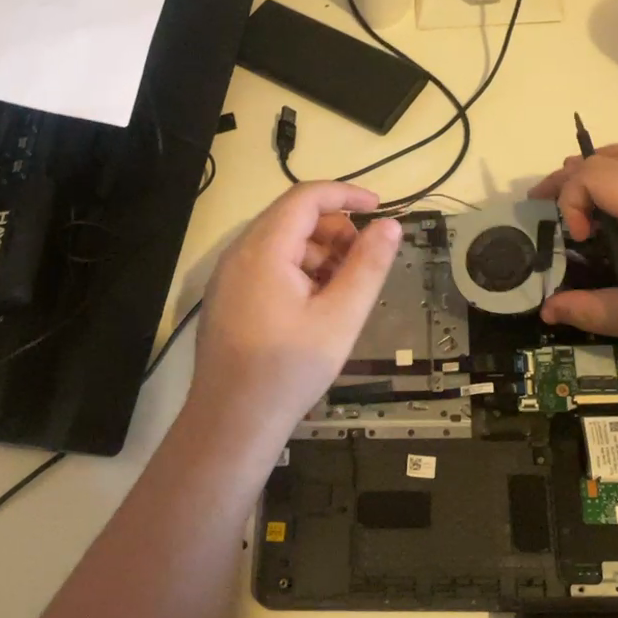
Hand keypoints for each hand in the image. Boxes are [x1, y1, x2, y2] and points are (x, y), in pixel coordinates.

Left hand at [186, 182, 401, 441]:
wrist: (232, 423)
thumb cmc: (289, 369)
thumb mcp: (340, 317)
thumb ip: (367, 266)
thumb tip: (390, 225)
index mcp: (263, 250)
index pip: (305, 197)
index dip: (346, 195)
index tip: (380, 209)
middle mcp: (239, 254)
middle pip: (291, 218)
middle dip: (335, 230)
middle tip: (365, 261)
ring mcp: (228, 277)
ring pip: (280, 243)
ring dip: (318, 253)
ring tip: (344, 291)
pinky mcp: (227, 299)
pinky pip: (266, 266)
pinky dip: (298, 271)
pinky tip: (316, 307)